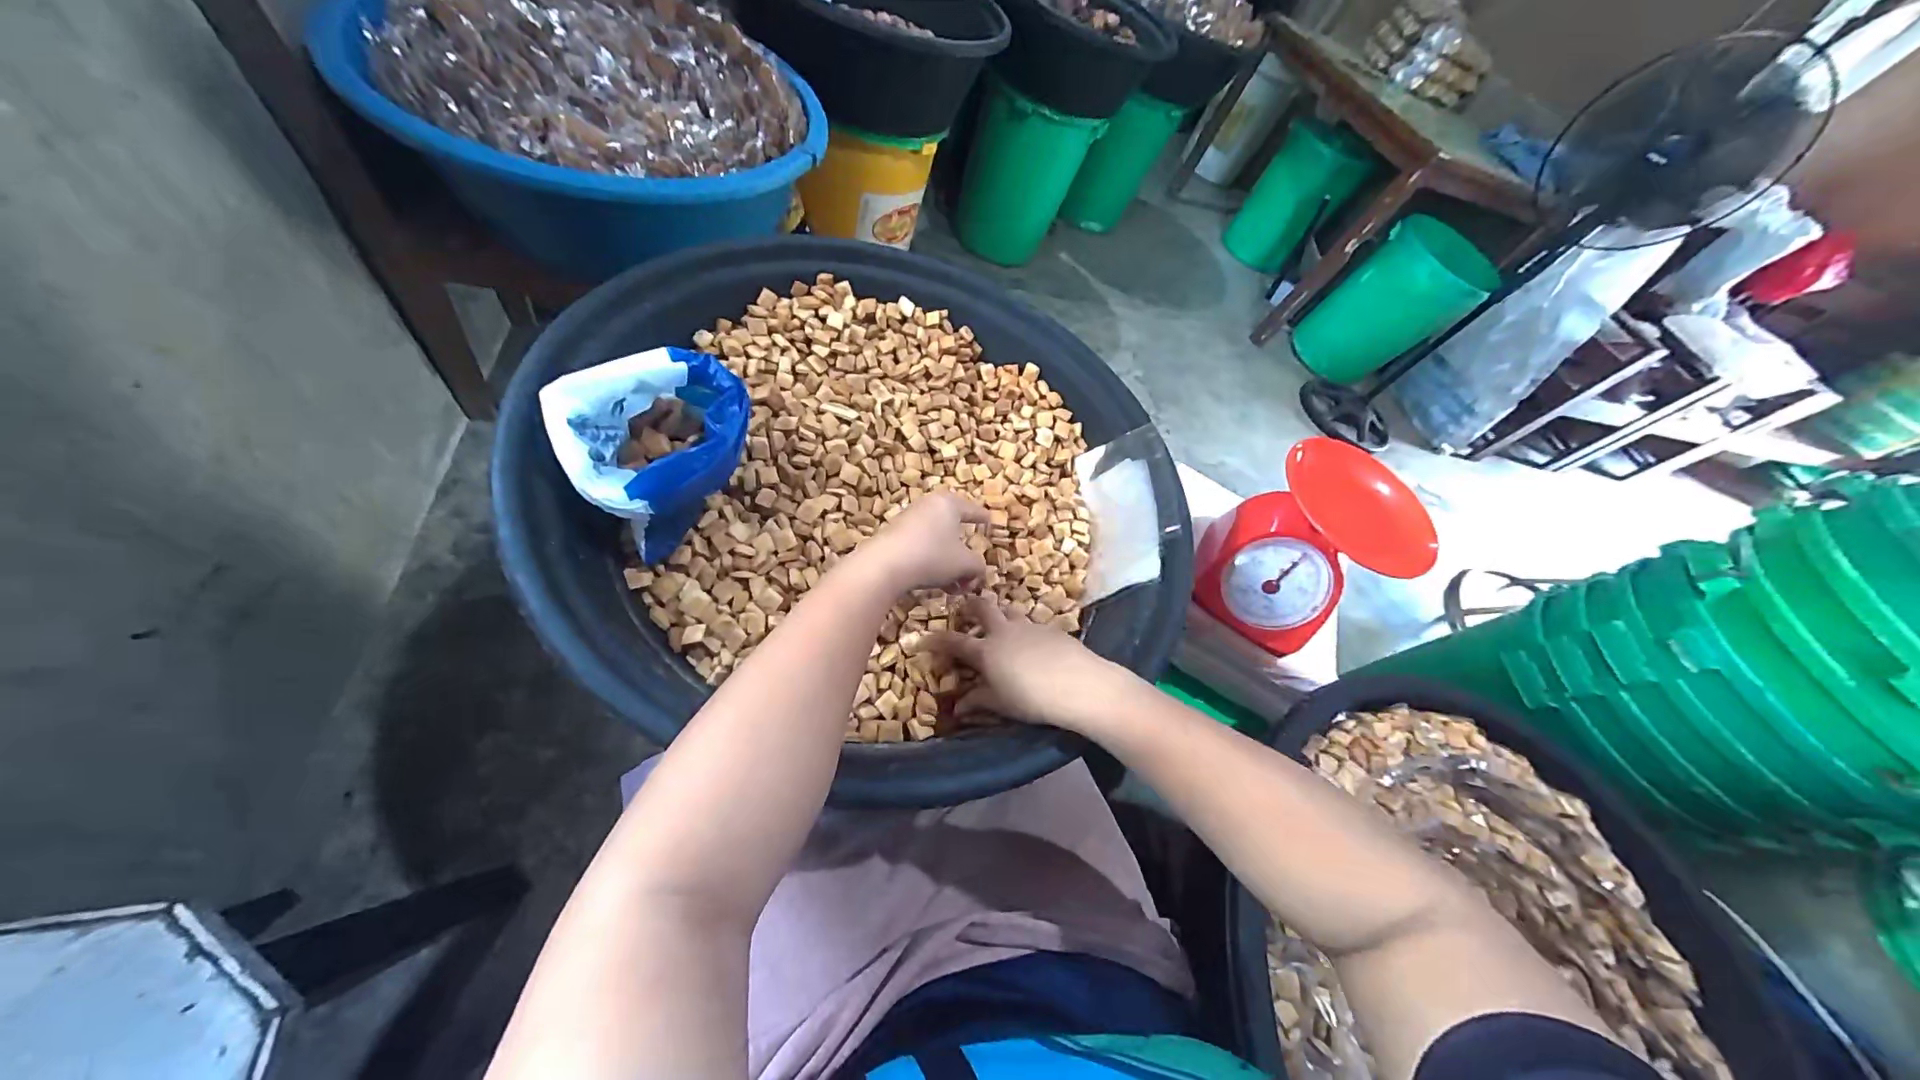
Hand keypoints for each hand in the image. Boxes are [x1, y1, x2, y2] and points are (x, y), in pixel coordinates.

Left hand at [856, 492, 988, 592]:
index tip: (990, 522)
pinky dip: (931, 564)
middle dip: (964, 553)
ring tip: (954, 586)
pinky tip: (935, 585)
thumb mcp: (964, 564)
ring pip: (936, 542)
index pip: (972, 509)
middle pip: (952, 528)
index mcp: (948, 504)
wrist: (883, 565)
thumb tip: (977, 571)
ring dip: (948, 564)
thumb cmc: (932, 556)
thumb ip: (977, 565)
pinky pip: (920, 548)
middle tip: (971, 569)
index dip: (982, 518)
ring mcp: (907, 521)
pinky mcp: (893, 537)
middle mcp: (927, 506)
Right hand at [928, 597, 1136, 733]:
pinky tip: (1034, 645)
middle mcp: (1004, 632)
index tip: (923, 638)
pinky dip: (1027, 631)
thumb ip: (978, 701)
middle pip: (983, 608)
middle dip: (971, 605)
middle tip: (966, 607)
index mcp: (985, 651)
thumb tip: (957, 708)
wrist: (1080, 685)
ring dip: (1002, 615)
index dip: (936, 640)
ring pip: (1010, 611)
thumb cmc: (1032, 699)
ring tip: (1002, 625)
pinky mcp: (1052, 629)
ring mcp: (1029, 627)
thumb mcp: (1000, 704)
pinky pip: (1033, 624)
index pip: (954, 642)